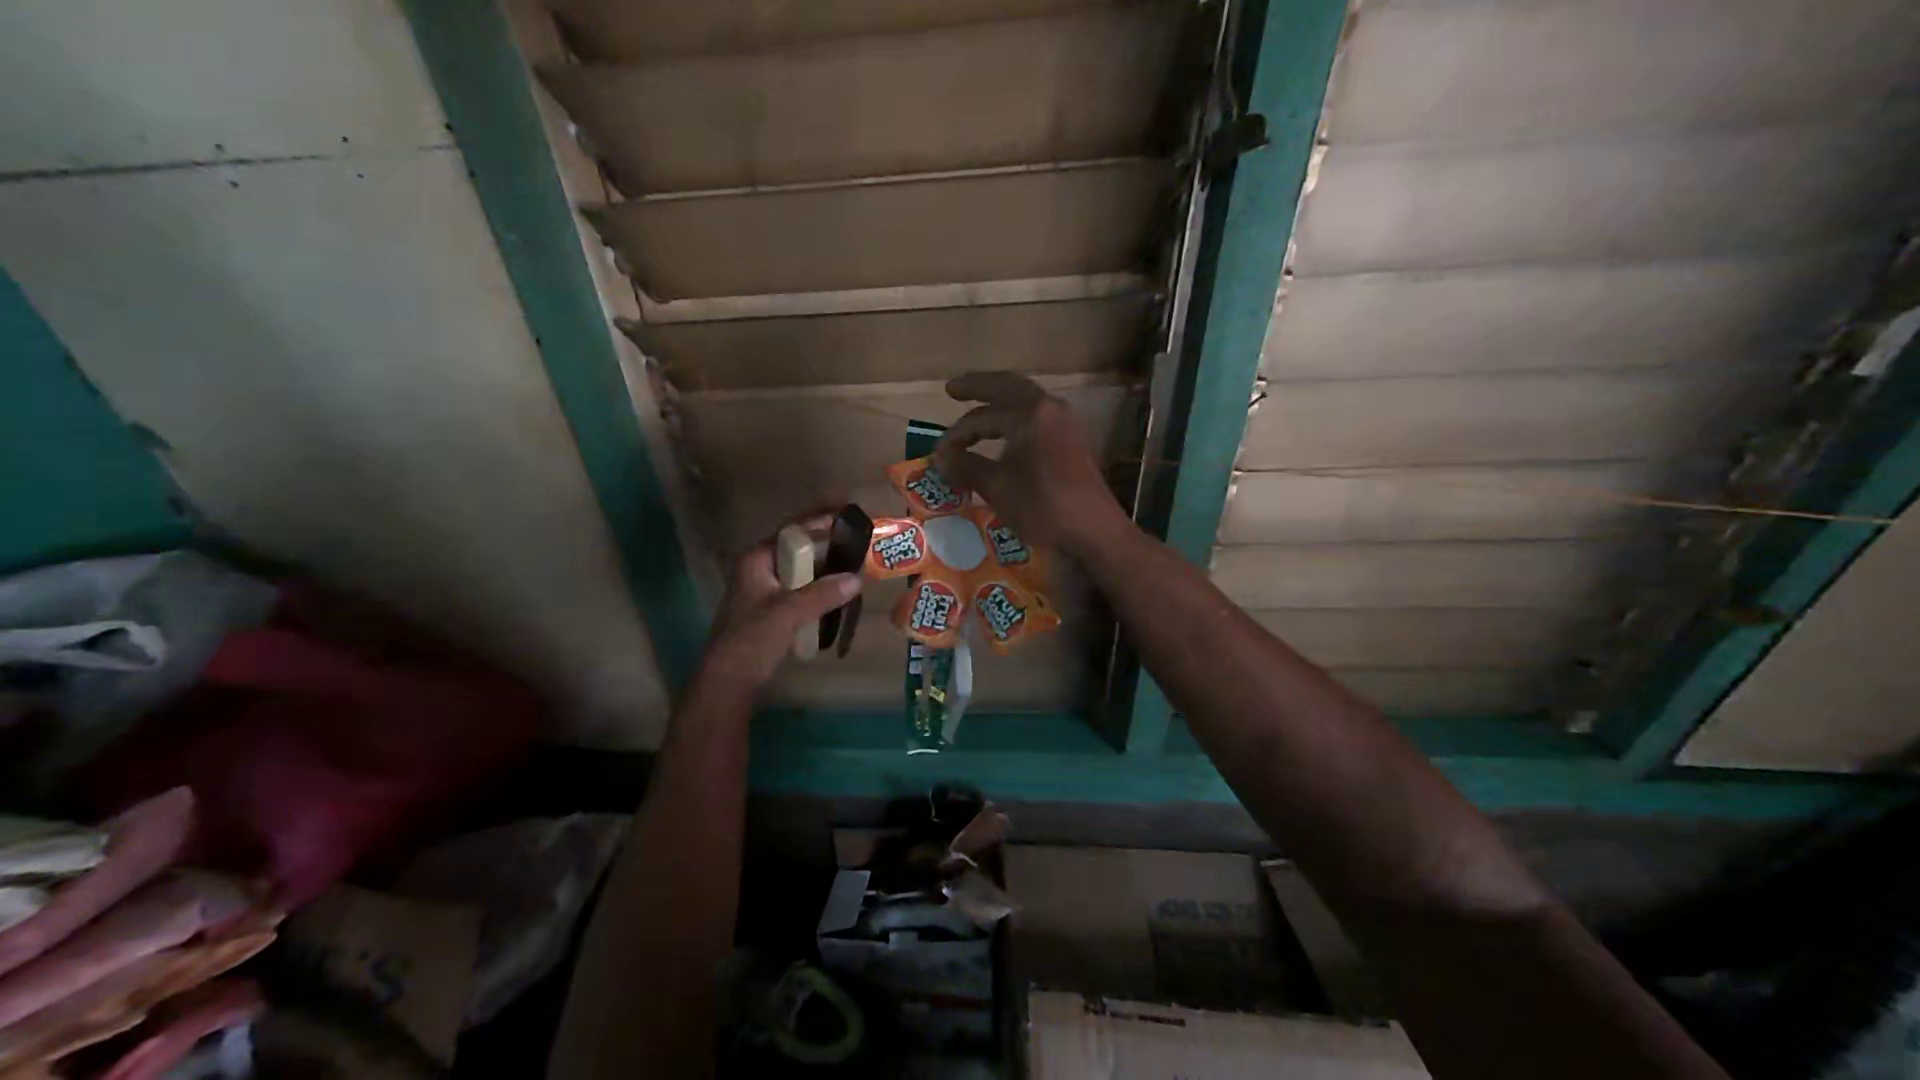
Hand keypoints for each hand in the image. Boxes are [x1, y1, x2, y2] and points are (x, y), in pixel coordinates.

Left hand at [699, 513, 863, 688]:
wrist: (728, 682)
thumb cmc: (751, 640)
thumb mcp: (788, 613)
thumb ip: (822, 594)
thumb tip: (857, 578)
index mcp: (757, 560)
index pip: (793, 530)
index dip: (820, 519)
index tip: (848, 512)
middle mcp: (761, 570)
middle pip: (799, 549)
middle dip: (829, 546)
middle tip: (860, 543)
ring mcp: (766, 592)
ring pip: (803, 572)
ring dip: (827, 570)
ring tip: (857, 566)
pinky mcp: (773, 613)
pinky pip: (803, 592)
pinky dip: (821, 591)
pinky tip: (841, 595)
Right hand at [934, 372, 1128, 555]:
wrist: (1093, 530)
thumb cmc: (1043, 506)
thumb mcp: (997, 487)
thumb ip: (965, 466)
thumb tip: (939, 456)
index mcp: (1030, 413)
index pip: (984, 415)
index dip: (957, 433)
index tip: (939, 452)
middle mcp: (1049, 408)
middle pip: (1008, 387)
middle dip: (979, 388)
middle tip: (953, 389)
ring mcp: (1064, 422)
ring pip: (1025, 401)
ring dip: (998, 403)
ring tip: (976, 409)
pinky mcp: (1071, 440)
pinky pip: (1036, 417)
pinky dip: (1014, 417)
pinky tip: (1004, 432)